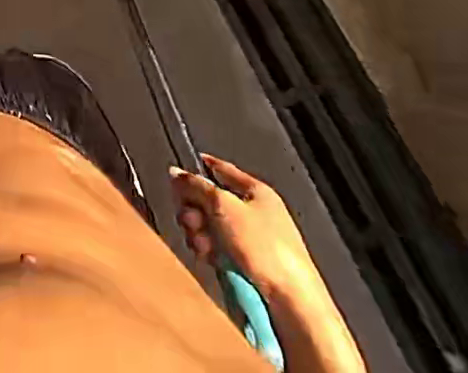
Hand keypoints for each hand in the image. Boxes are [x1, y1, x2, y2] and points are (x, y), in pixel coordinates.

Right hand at [171, 153, 322, 300]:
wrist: (291, 301)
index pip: (221, 169)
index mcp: (257, 191)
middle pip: (209, 200)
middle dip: (194, 210)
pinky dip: (208, 251)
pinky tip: (210, 257)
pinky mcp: (247, 261)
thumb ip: (196, 185)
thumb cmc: (266, 248)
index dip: (198, 166)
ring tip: (204, 244)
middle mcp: (255, 212)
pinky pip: (216, 247)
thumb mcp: (223, 205)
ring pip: (209, 226)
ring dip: (199, 233)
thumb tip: (176, 173)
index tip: (179, 171)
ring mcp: (251, 238)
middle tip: (191, 220)